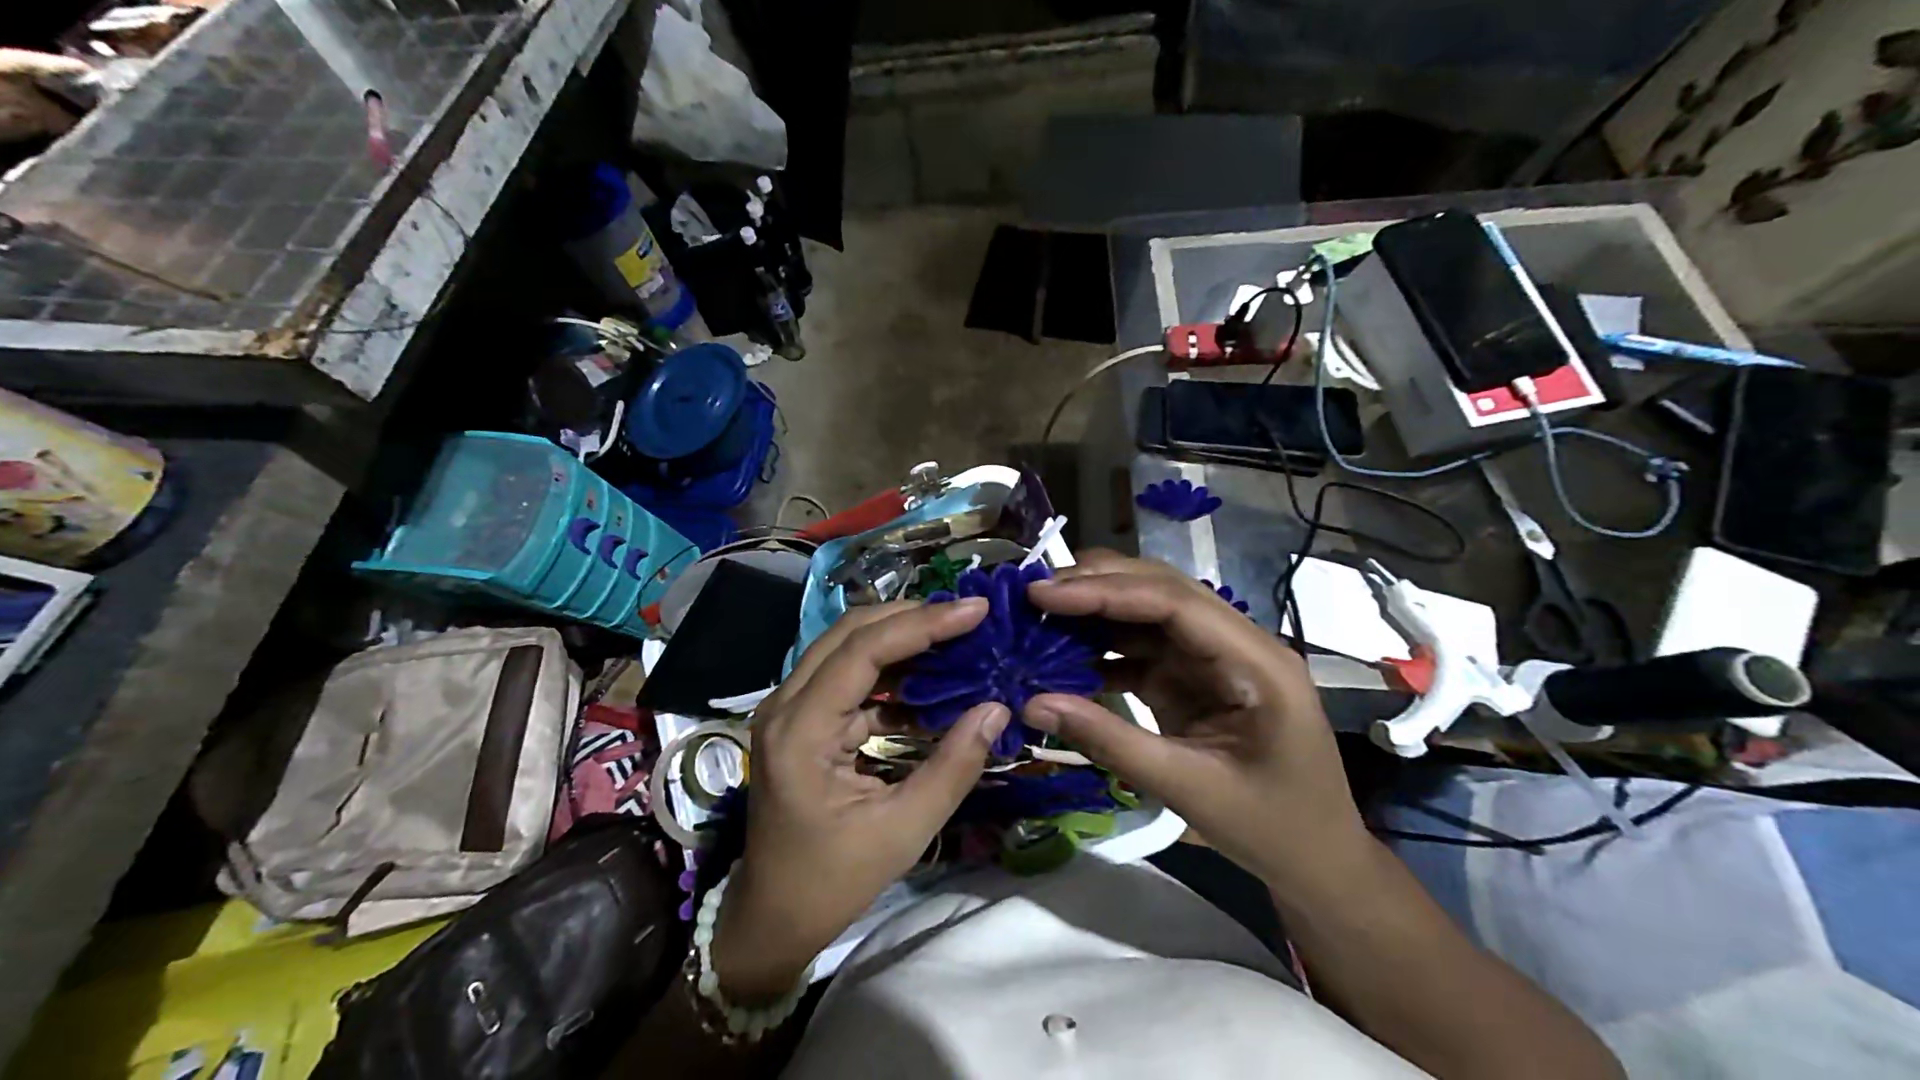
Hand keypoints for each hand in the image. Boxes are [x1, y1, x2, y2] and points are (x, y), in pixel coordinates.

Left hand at [710, 598, 1008, 1002]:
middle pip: (850, 633)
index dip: (922, 624)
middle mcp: (785, 705)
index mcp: (800, 730)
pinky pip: (848, 676)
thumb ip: (953, 767)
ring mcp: (788, 710)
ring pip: (847, 648)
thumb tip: (997, 709)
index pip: (863, 651)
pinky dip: (890, 670)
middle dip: (911, 618)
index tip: (974, 610)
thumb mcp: (902, 830)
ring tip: (956, 636)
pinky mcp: (801, 720)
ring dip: (901, 638)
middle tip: (968, 616)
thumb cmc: (832, 881)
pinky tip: (930, 678)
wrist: (773, 917)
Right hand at [1022, 551, 1370, 890]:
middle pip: (1163, 591)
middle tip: (1034, 592)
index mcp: (1256, 662)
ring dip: (1096, 611)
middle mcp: (1238, 644)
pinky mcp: (1195, 677)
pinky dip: (1103, 647)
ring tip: (1039, 613)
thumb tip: (1032, 703)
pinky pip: (1144, 646)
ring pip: (1149, 613)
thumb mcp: (1189, 788)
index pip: (1176, 602)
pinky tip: (1064, 655)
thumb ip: (1110, 741)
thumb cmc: (1270, 826)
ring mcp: (1215, 658)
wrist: (1315, 859)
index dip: (1107, 591)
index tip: (1045, 592)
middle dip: (1098, 585)